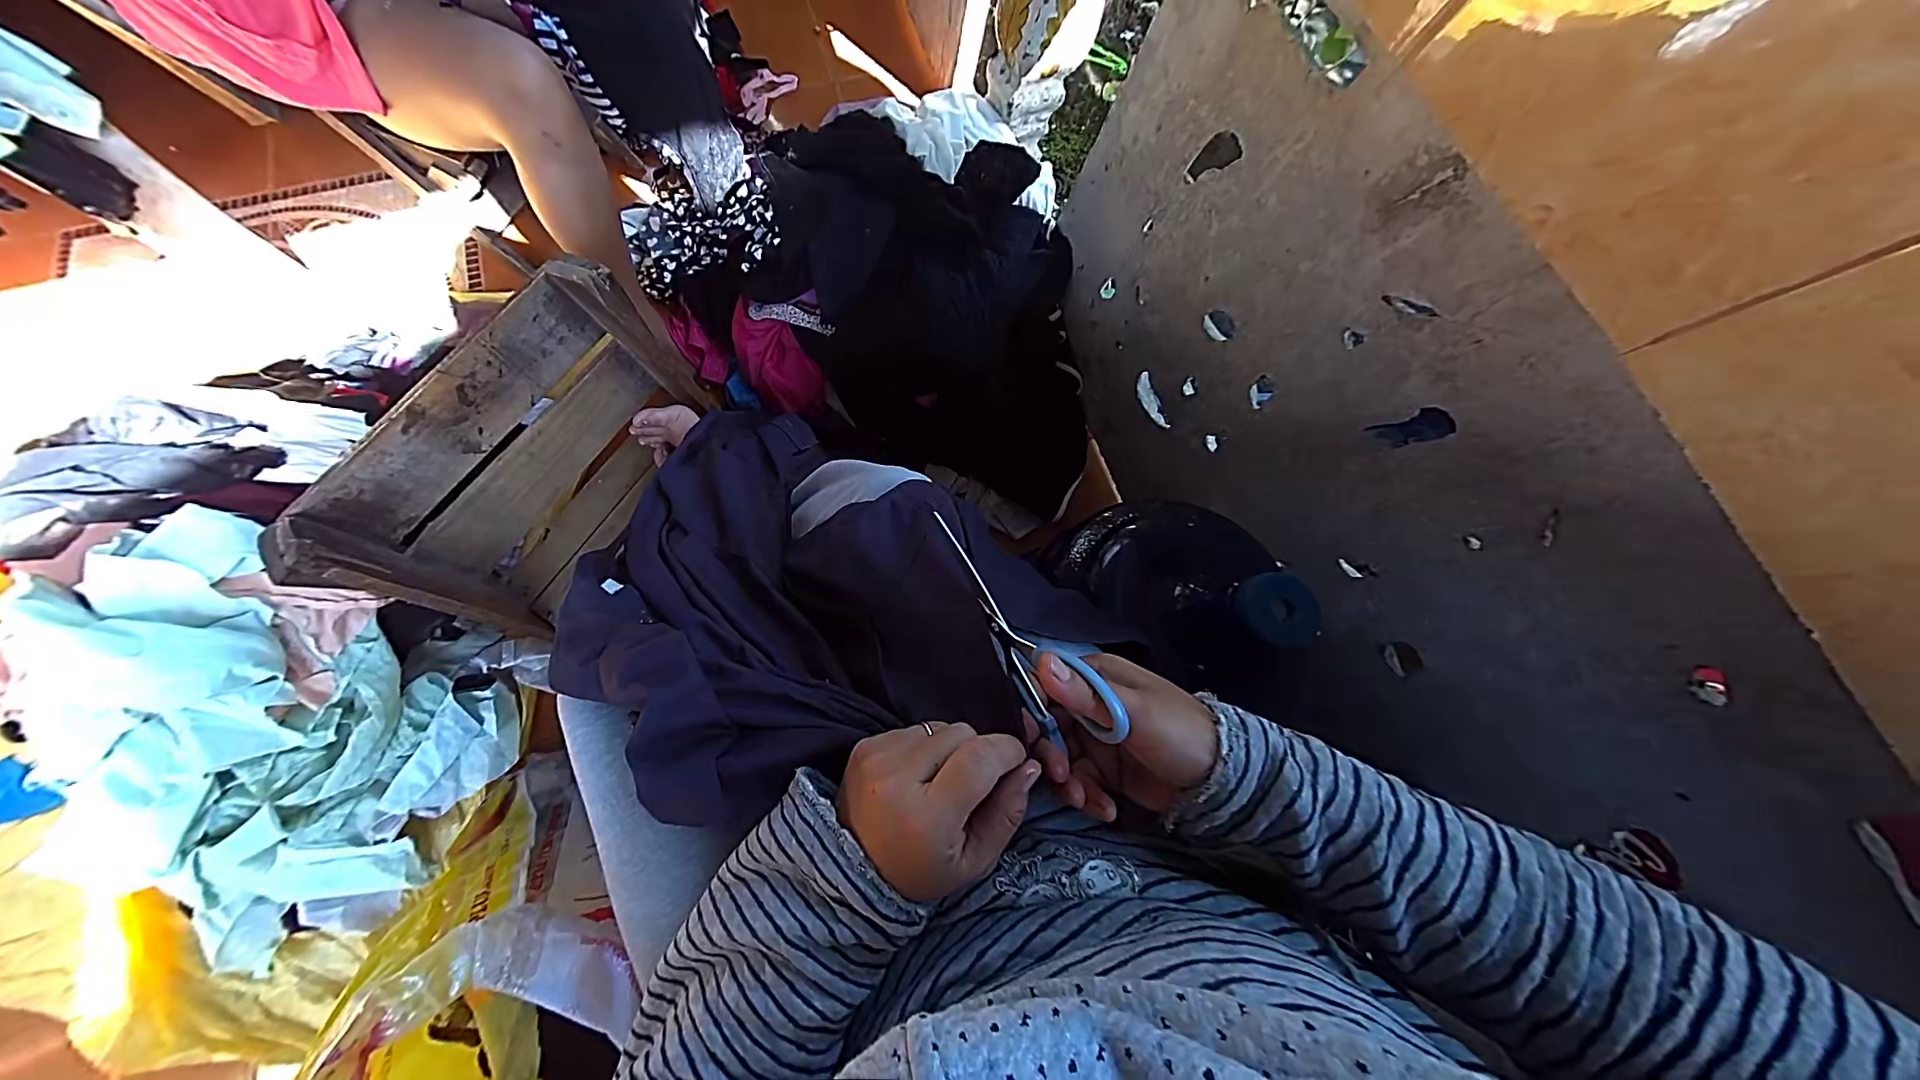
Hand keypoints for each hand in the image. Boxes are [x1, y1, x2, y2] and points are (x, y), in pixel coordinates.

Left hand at [837, 721, 1041, 902]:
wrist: (856, 872)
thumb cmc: (922, 870)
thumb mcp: (975, 860)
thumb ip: (1008, 812)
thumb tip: (1029, 766)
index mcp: (928, 816)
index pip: (979, 757)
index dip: (1007, 751)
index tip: (1016, 760)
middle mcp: (897, 779)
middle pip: (962, 733)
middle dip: (980, 750)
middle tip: (974, 781)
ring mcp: (877, 757)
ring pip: (940, 726)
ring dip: (951, 746)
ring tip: (941, 779)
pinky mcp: (865, 745)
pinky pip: (915, 728)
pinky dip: (925, 746)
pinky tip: (918, 775)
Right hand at [1026, 653, 1218, 821]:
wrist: (1222, 781)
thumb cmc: (1181, 733)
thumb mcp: (1134, 712)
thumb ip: (1087, 693)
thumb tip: (1043, 661)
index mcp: (1096, 677)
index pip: (1048, 687)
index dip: (1035, 713)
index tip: (1033, 740)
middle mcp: (1091, 704)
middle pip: (1049, 727)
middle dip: (1051, 755)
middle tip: (1062, 777)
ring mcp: (1098, 738)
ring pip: (1062, 758)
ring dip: (1068, 782)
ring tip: (1085, 801)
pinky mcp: (1106, 769)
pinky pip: (1081, 781)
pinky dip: (1087, 797)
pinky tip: (1105, 809)